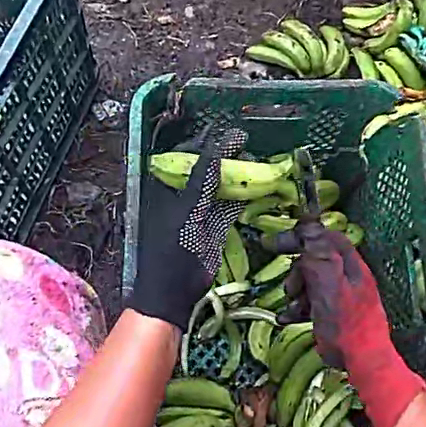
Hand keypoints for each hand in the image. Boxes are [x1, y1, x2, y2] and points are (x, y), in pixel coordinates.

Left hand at [126, 136, 239, 329]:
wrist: (172, 292)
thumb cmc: (172, 250)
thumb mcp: (186, 211)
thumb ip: (202, 180)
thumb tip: (214, 148)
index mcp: (168, 189)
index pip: (189, 157)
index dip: (209, 144)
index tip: (232, 135)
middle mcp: (183, 197)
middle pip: (207, 170)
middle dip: (227, 159)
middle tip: (248, 148)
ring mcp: (199, 213)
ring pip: (220, 188)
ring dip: (237, 178)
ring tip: (256, 164)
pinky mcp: (212, 229)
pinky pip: (228, 207)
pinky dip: (242, 198)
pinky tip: (257, 189)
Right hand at [270, 223, 424, 426]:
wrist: (364, 361)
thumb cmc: (347, 324)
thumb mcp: (329, 285)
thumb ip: (318, 256)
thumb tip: (308, 227)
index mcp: (349, 264)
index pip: (322, 236)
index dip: (298, 236)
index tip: (273, 244)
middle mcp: (347, 275)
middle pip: (314, 259)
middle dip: (297, 271)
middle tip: (288, 286)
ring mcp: (342, 293)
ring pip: (310, 281)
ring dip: (296, 291)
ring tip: (294, 307)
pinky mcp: (335, 311)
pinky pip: (312, 301)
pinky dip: (299, 307)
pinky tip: (289, 318)